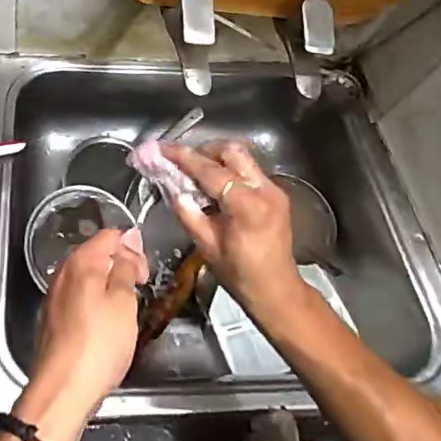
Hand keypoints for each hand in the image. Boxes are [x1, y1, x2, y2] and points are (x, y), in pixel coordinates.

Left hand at [29, 228, 148, 411]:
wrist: (62, 391)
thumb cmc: (98, 346)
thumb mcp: (124, 302)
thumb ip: (126, 266)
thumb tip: (129, 239)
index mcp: (81, 260)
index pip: (111, 235)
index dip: (133, 249)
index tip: (144, 275)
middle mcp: (63, 271)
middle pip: (97, 254)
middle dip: (120, 267)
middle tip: (137, 294)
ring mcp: (55, 294)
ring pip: (87, 277)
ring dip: (107, 287)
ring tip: (123, 314)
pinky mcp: (52, 317)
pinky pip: (77, 297)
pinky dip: (93, 304)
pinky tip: (103, 328)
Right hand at [163, 141, 305, 316]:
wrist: (278, 292)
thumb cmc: (241, 275)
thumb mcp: (207, 246)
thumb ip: (187, 212)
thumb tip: (170, 186)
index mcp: (248, 207)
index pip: (211, 170)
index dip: (184, 157)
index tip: (162, 149)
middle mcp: (264, 190)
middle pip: (231, 151)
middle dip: (203, 150)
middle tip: (182, 161)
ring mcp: (273, 189)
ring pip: (241, 157)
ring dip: (215, 158)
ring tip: (195, 172)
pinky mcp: (276, 192)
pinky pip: (248, 170)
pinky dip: (227, 169)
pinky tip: (214, 185)